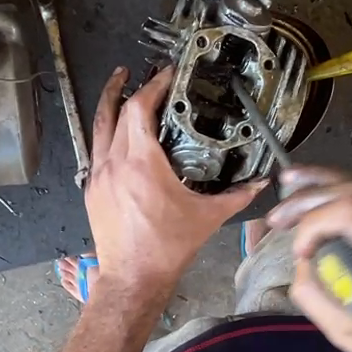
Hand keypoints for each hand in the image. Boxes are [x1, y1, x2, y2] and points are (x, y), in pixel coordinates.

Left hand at [84, 66, 263, 309]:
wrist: (133, 277)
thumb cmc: (166, 249)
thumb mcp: (207, 218)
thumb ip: (237, 196)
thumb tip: (259, 184)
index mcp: (141, 163)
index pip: (140, 108)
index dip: (153, 86)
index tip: (166, 76)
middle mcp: (115, 163)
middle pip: (116, 111)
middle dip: (130, 88)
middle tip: (143, 74)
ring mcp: (99, 176)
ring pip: (99, 127)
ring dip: (109, 103)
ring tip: (118, 84)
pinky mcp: (92, 190)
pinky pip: (96, 151)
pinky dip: (106, 134)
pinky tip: (116, 133)